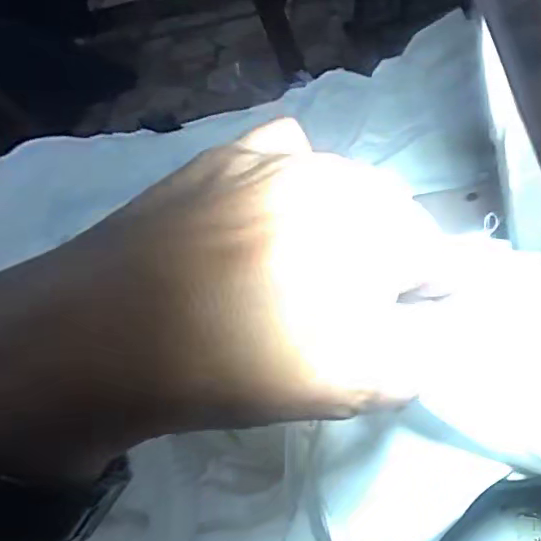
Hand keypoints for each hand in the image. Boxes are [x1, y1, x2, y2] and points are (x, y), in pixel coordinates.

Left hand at [0, 118, 455, 478]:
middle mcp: (332, 180)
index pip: (435, 255)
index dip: (438, 291)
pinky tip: (282, 210)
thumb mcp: (342, 388)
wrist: (102, 336)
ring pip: (344, 181)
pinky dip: (301, 177)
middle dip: (399, 253)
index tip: (424, 316)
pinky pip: (284, 153)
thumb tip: (425, 351)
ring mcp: (271, 161)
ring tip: (330, 261)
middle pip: (395, 212)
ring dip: (354, 218)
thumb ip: (406, 368)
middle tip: (377, 299)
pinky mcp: (221, 159)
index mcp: (371, 232)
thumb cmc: (236, 366)